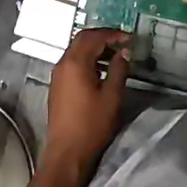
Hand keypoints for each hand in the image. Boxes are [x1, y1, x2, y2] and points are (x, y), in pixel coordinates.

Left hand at [43, 28, 129, 178]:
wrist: (67, 151)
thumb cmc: (91, 124)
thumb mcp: (111, 97)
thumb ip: (118, 70)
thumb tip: (124, 51)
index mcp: (75, 62)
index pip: (94, 37)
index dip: (112, 34)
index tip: (129, 37)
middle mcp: (63, 62)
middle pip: (82, 39)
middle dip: (102, 37)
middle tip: (122, 42)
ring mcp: (58, 73)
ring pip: (76, 50)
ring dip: (94, 48)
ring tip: (115, 56)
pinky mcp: (57, 84)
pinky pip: (72, 62)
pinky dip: (87, 59)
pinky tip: (100, 70)